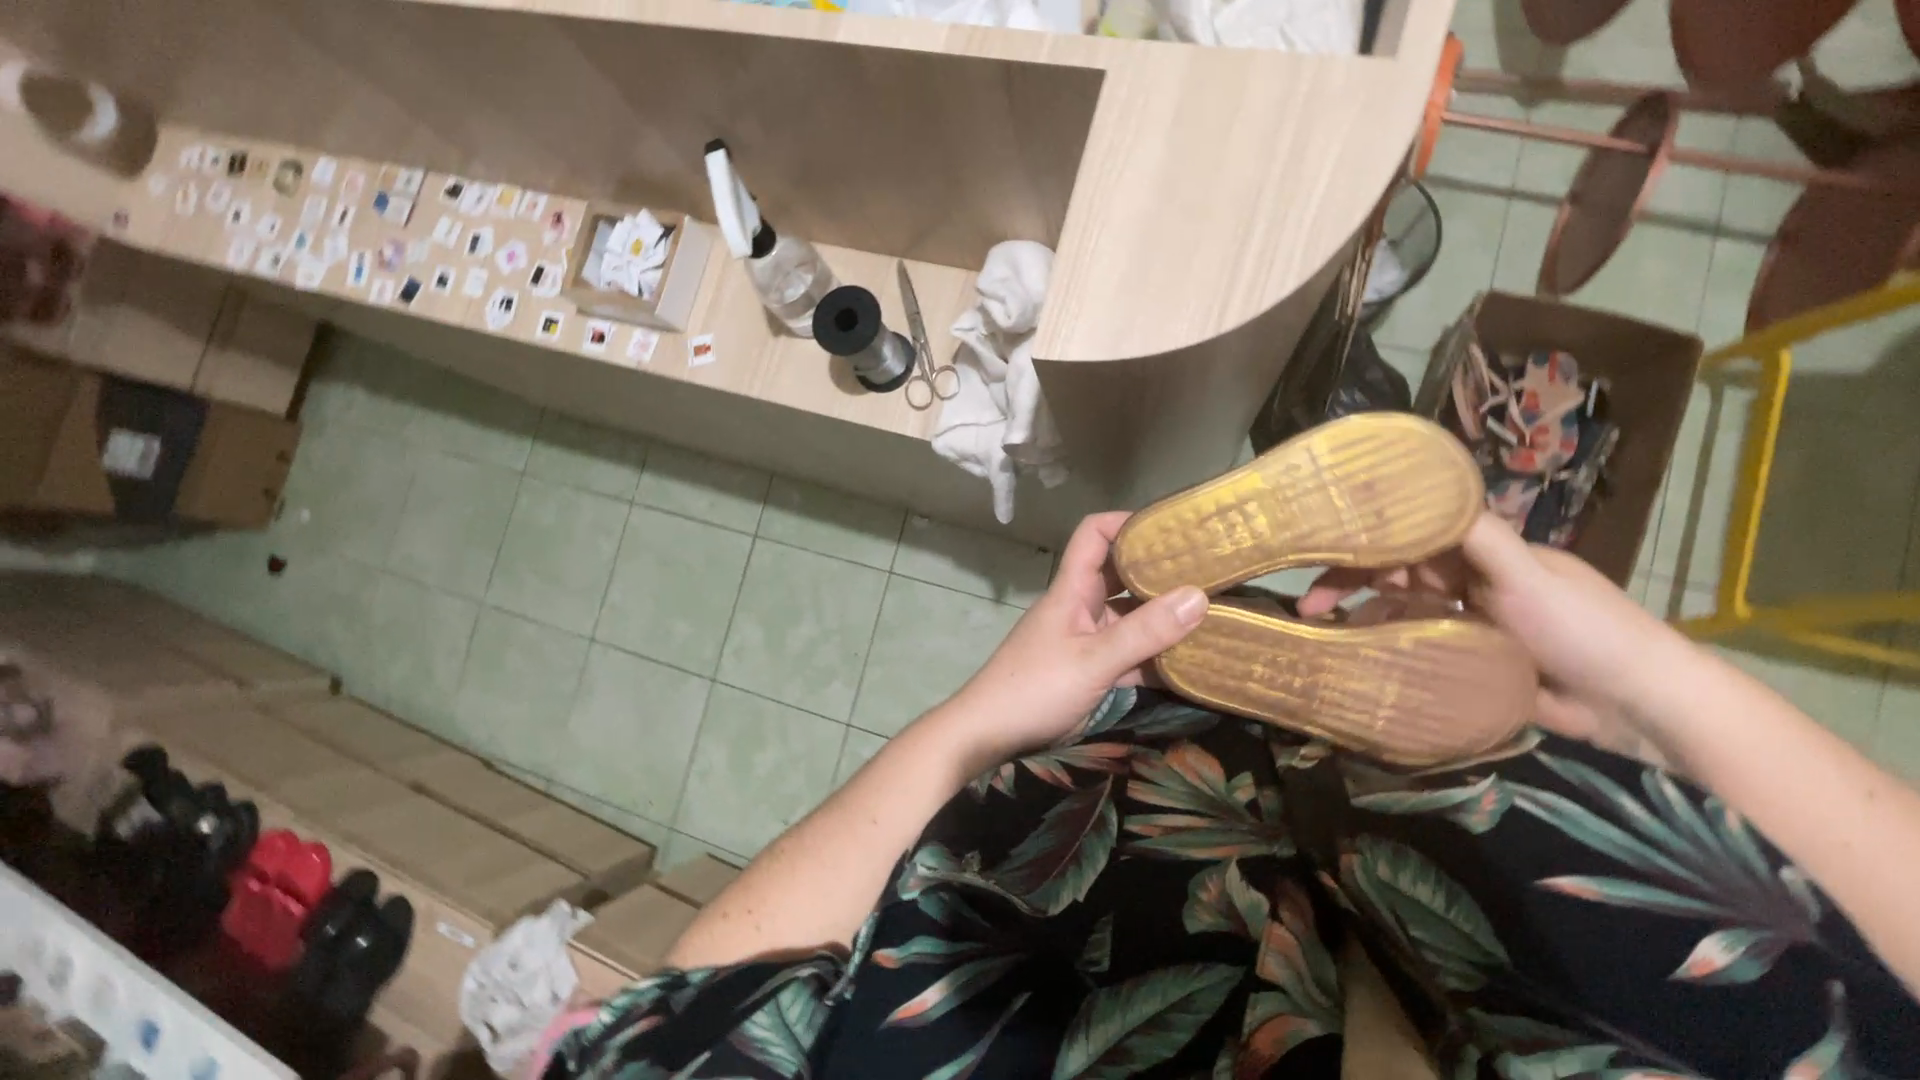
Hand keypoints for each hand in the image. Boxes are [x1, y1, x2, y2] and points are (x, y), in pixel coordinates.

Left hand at [936, 512, 1208, 768]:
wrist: (988, 735)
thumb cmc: (1035, 687)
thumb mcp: (1093, 660)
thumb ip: (1144, 632)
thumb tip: (1199, 595)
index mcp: (1072, 590)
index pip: (1095, 535)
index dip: (1129, 524)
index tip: (1174, 529)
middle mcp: (1081, 607)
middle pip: (1122, 576)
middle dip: (1162, 573)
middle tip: (1212, 574)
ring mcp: (1086, 641)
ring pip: (1131, 619)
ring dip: (1165, 619)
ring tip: (1216, 614)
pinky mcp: (1091, 672)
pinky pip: (1130, 656)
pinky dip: (1157, 657)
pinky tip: (1194, 661)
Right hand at [1299, 514, 1689, 764]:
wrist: (1635, 703)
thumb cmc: (1582, 627)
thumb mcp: (1526, 574)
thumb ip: (1477, 536)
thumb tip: (1425, 490)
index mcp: (1481, 553)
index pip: (1408, 535)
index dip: (1363, 539)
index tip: (1318, 551)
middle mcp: (1467, 583)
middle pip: (1393, 572)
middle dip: (1347, 582)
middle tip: (1307, 607)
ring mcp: (1466, 624)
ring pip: (1398, 611)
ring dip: (1359, 616)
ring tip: (1322, 634)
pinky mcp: (1466, 664)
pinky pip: (1415, 649)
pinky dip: (1384, 649)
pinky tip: (1357, 659)